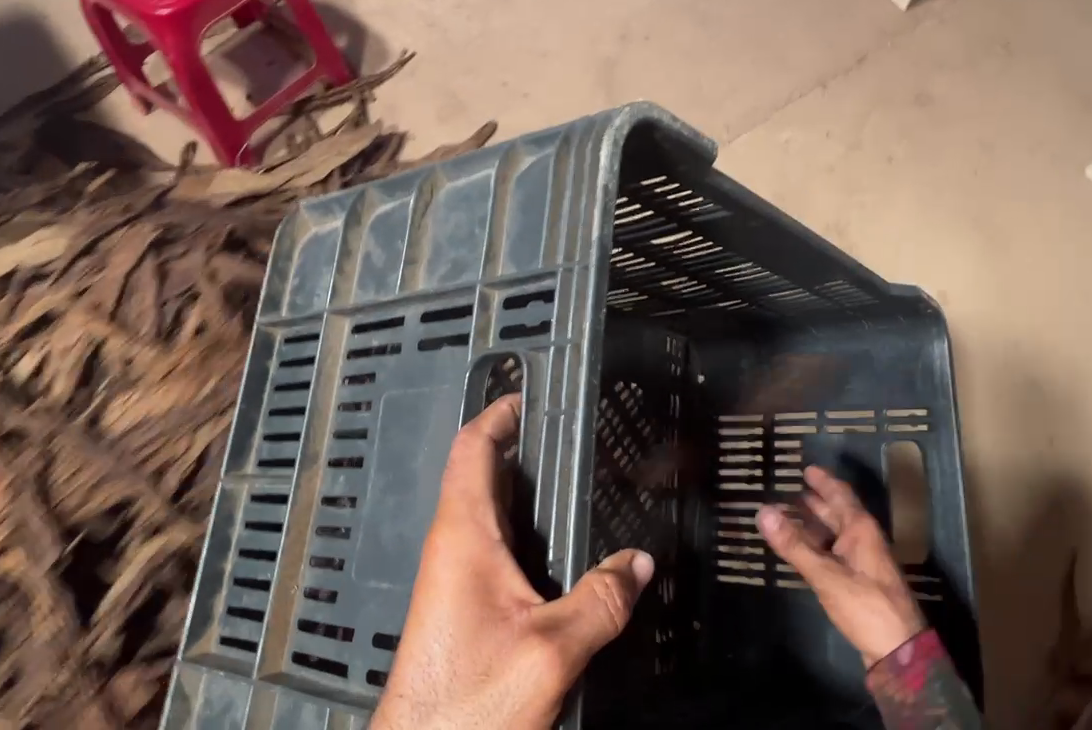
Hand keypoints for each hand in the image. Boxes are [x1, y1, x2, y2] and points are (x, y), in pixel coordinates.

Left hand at [372, 395, 654, 729]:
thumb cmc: (466, 704)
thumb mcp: (550, 652)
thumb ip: (600, 603)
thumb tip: (639, 563)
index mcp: (464, 535)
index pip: (472, 449)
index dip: (498, 413)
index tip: (530, 393)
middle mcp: (452, 546)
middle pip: (480, 471)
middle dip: (520, 444)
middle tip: (568, 432)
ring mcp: (452, 576)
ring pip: (486, 509)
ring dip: (522, 486)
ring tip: (572, 477)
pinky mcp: (459, 604)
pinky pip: (491, 543)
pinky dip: (521, 525)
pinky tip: (556, 546)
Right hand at [757, 465, 926, 666]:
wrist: (898, 650)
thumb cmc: (865, 605)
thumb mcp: (825, 574)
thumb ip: (794, 544)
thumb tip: (763, 511)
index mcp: (861, 529)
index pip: (841, 495)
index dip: (824, 481)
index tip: (807, 469)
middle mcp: (864, 539)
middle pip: (838, 512)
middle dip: (816, 501)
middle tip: (791, 491)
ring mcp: (863, 561)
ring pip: (836, 534)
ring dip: (815, 524)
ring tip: (791, 515)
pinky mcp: (860, 581)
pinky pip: (835, 551)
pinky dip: (818, 545)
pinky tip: (804, 550)